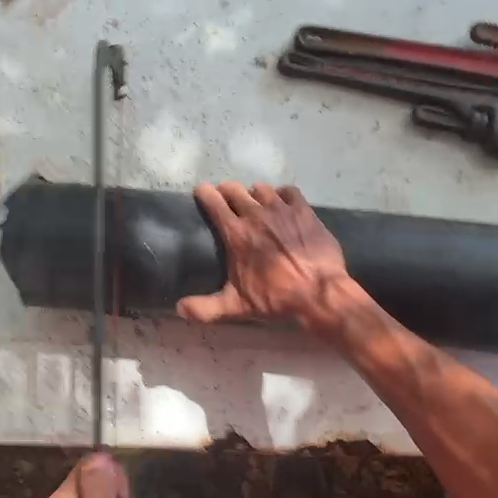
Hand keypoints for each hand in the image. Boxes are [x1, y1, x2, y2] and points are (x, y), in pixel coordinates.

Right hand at [177, 183, 353, 328]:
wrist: (318, 292)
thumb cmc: (275, 298)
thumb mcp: (236, 306)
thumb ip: (205, 308)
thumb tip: (179, 309)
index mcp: (236, 234)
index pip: (214, 202)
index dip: (205, 194)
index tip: (201, 192)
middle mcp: (256, 214)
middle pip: (235, 190)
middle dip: (227, 191)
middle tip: (226, 198)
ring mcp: (282, 210)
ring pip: (262, 189)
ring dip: (254, 194)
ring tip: (255, 202)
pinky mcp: (304, 211)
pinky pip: (289, 192)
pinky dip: (282, 194)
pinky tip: (283, 202)